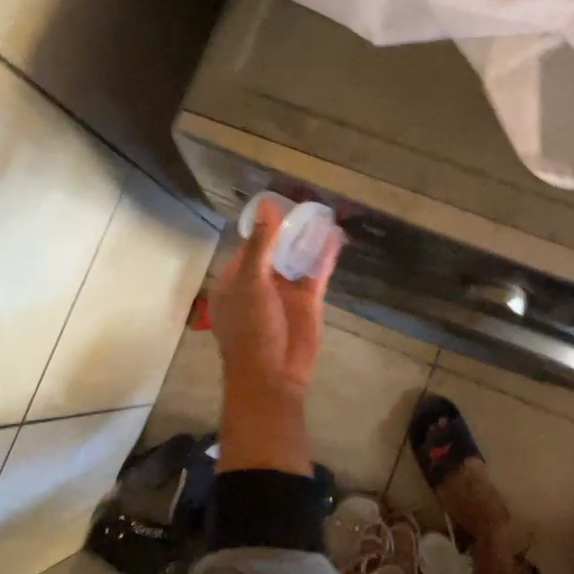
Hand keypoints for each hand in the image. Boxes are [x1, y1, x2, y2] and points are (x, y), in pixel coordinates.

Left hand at [209, 199, 341, 474]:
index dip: (264, 223)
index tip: (280, 198)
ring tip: (324, 209)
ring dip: (309, 237)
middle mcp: (261, 281)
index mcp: (237, 278)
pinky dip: (325, 254)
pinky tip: (335, 235)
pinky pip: (317, 271)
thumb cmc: (252, 329)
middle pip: (277, 247)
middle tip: (307, 198)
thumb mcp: (251, 284)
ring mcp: (286, 290)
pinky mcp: (308, 300)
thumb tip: (267, 206)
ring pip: (298, 257)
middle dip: (289, 227)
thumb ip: (262, 245)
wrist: (273, 375)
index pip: (250, 243)